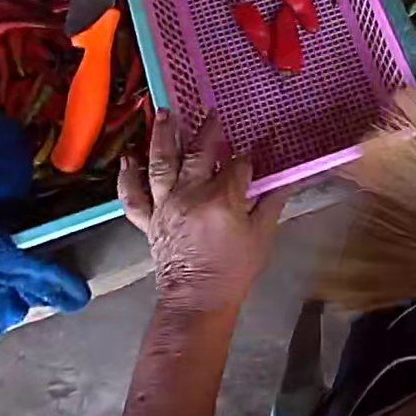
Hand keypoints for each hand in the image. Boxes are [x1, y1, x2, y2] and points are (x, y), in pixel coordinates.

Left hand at [119, 110, 285, 317]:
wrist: (197, 301)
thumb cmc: (233, 271)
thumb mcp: (261, 237)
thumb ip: (271, 203)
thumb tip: (287, 179)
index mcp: (222, 200)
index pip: (236, 166)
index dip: (244, 159)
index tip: (249, 154)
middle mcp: (190, 195)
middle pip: (199, 155)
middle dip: (208, 132)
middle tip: (212, 114)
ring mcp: (164, 205)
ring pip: (161, 163)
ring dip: (163, 136)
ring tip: (164, 113)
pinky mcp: (148, 219)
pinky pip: (132, 195)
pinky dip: (128, 176)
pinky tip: (129, 157)